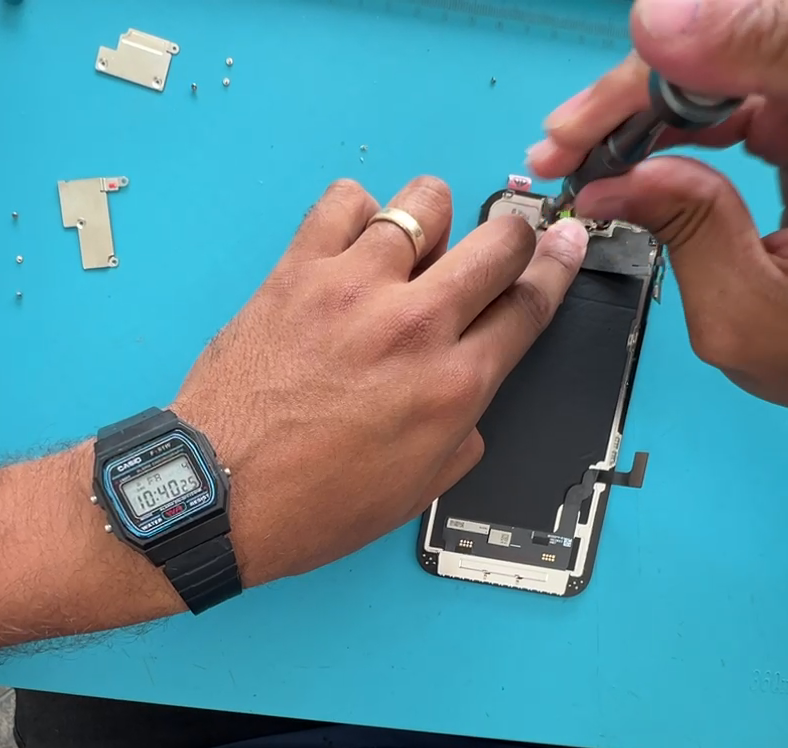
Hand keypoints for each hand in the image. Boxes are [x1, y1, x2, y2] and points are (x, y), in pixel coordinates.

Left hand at [172, 177, 586, 584]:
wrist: (220, 495)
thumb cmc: (313, 507)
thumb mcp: (413, 495)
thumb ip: (459, 438)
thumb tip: (468, 403)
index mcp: (454, 387)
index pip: (531, 304)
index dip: (558, 267)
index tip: (566, 244)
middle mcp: (416, 326)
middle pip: (500, 241)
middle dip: (513, 238)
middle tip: (497, 249)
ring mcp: (356, 289)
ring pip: (427, 201)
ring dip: (434, 222)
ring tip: (410, 255)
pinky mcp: (299, 272)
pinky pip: (345, 200)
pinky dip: (359, 214)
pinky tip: (351, 247)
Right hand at [528, 0, 787, 466]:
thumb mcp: (750, 319)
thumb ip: (691, 234)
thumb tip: (611, 176)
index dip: (783, 25)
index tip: (662, 44)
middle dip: (684, 53)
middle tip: (575, 125)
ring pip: (760, 36)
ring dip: (656, 81)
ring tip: (574, 142)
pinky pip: (739, 70)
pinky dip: (668, 101)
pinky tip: (613, 141)